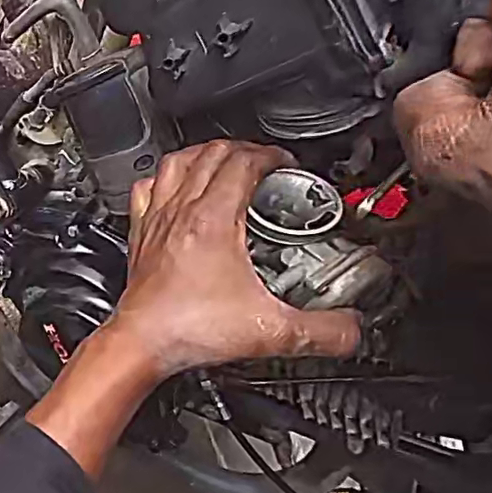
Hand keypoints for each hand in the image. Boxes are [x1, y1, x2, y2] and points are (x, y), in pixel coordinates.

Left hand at [105, 140, 361, 379]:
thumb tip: (351, 329)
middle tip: (264, 163)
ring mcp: (156, 220)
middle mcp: (180, 212)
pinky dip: (162, 179)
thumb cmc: (186, 329)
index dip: (271, 156)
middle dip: (243, 149)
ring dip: (203, 155)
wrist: (141, 342)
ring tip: (223, 161)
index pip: (243, 163)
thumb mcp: (271, 332)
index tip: (287, 166)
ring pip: (175, 163)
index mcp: (211, 221)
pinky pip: (145, 189)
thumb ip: (322, 331)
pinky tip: (173, 186)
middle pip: (210, 154)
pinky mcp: (140, 235)